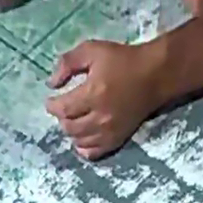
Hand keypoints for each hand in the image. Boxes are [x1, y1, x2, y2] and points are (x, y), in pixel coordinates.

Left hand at [46, 39, 170, 160]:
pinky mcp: (116, 140)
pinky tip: (82, 139)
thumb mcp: (93, 50)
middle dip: (62, 119)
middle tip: (63, 110)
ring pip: (80, 142)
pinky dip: (83, 148)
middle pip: (70, 128)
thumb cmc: (122, 60)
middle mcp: (100, 117)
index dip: (52, 106)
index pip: (64, 109)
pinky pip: (94, 153)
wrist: (152, 77)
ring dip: (71, 133)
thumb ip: (68, 63)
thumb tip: (51, 83)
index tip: (50, 101)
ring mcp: (109, 132)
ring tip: (73, 121)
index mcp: (94, 93)